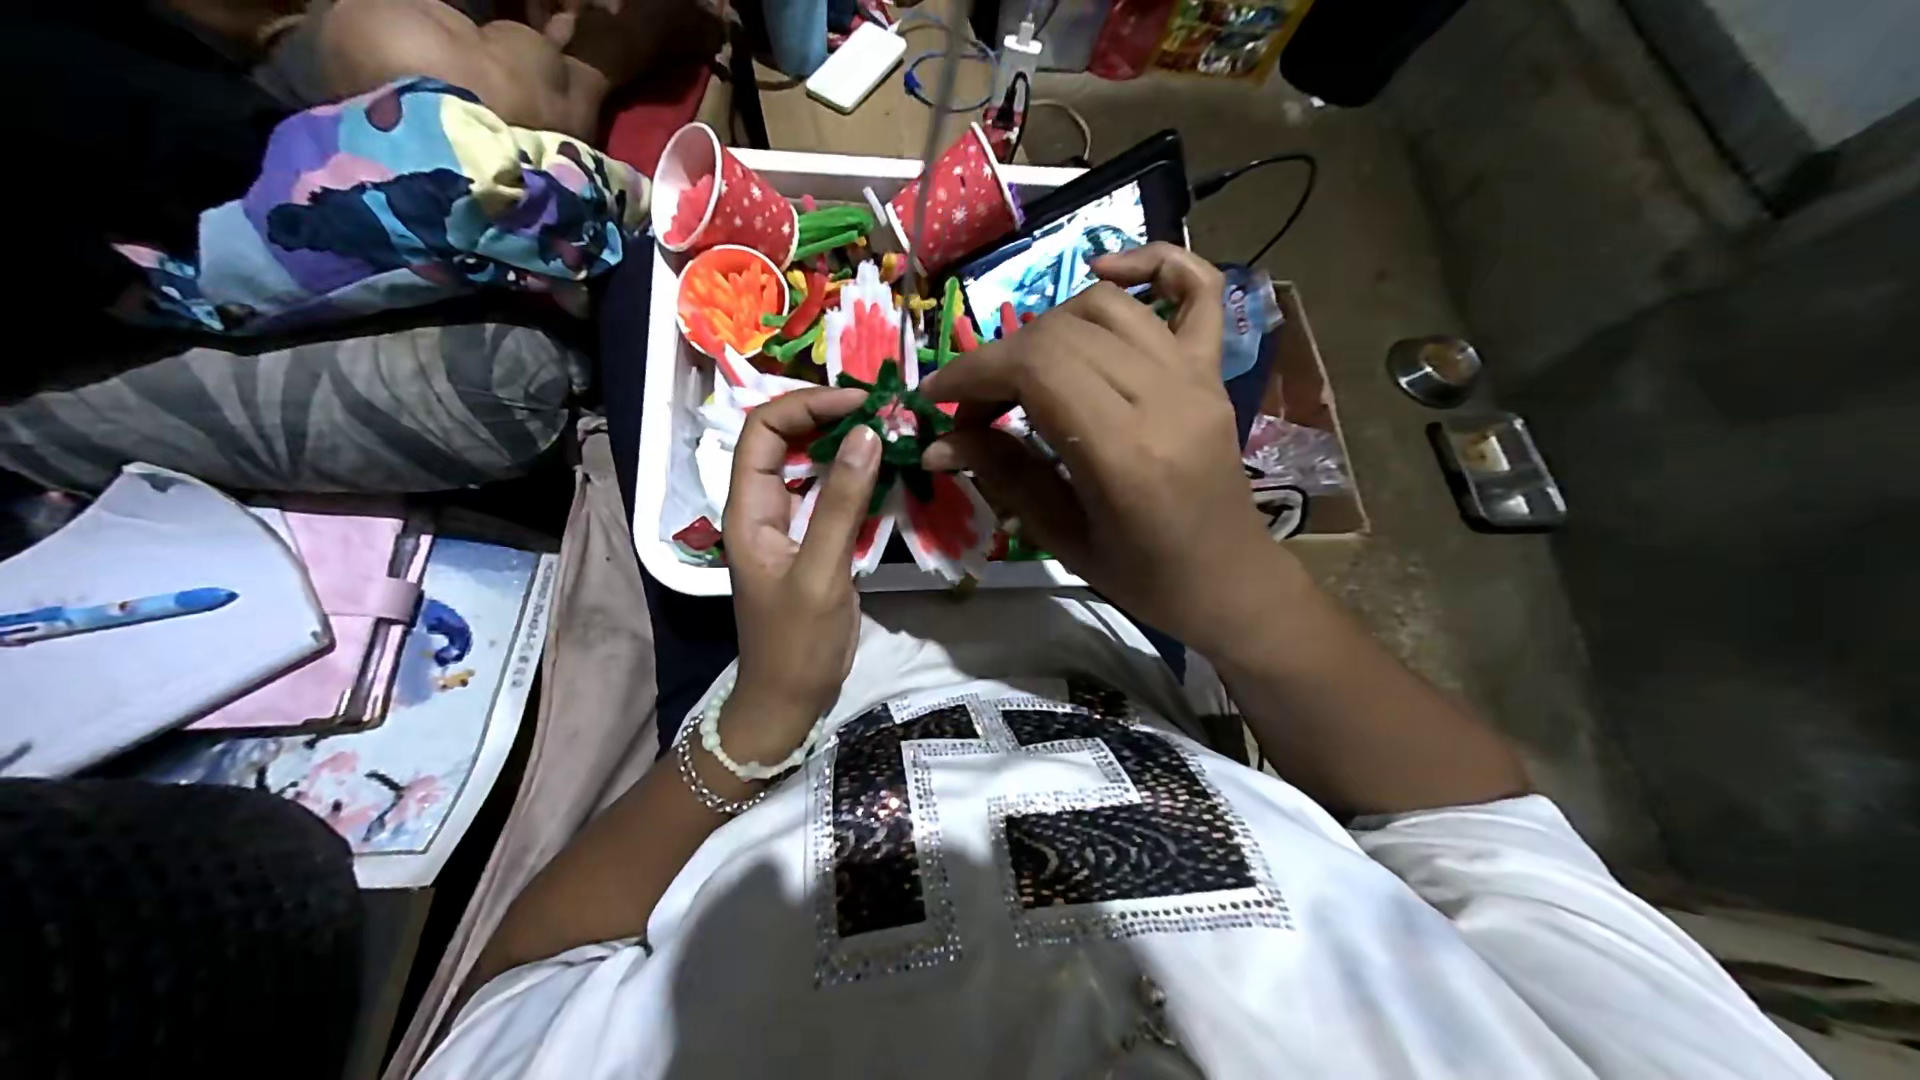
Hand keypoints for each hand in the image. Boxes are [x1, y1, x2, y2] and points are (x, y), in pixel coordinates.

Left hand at [722, 388, 880, 759]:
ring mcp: (788, 523)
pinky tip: (888, 473)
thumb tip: (868, 434)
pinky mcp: (812, 541)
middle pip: (787, 438)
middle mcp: (764, 506)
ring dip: (848, 444)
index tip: (861, 402)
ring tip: (893, 433)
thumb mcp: (821, 572)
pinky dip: (858, 477)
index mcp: (748, 508)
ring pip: (812, 464)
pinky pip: (831, 494)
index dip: (807, 404)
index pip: (764, 429)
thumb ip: (841, 504)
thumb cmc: (797, 642)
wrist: (790, 698)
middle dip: (832, 416)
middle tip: (885, 413)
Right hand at [920, 242, 1281, 655]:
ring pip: (1106, 307)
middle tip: (975, 408)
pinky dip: (1152, 265)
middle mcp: (1165, 399)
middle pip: (1062, 334)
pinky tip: (1105, 270)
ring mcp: (1197, 377)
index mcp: (1125, 453)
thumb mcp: (1062, 537)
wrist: (1227, 579)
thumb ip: (1002, 476)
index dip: (974, 372)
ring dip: (1046, 329)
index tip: (936, 397)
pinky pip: (1197, 291)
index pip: (1037, 369)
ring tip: (1025, 373)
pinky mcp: (1214, 371)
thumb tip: (937, 445)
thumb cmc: (1143, 576)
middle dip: (998, 360)